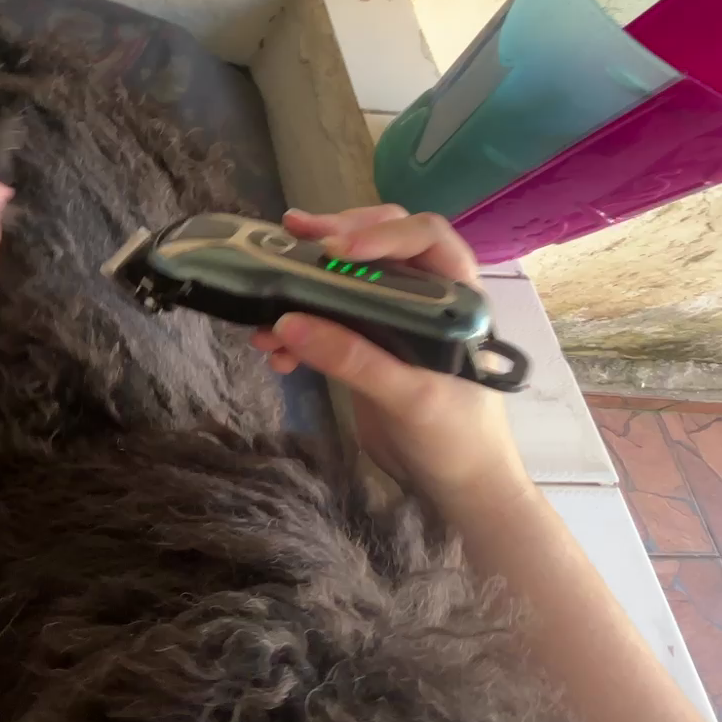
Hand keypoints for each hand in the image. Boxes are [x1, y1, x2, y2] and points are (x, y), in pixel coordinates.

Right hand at [251, 206, 525, 503]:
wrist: (456, 489)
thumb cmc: (457, 439)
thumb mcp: (410, 398)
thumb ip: (353, 358)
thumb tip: (286, 321)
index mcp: (453, 298)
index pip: (422, 237)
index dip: (377, 232)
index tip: (331, 248)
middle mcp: (421, 298)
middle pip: (376, 243)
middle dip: (331, 237)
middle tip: (291, 233)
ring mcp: (389, 320)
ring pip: (342, 277)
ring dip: (301, 286)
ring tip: (264, 307)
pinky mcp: (361, 344)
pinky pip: (321, 317)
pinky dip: (293, 328)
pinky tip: (274, 350)